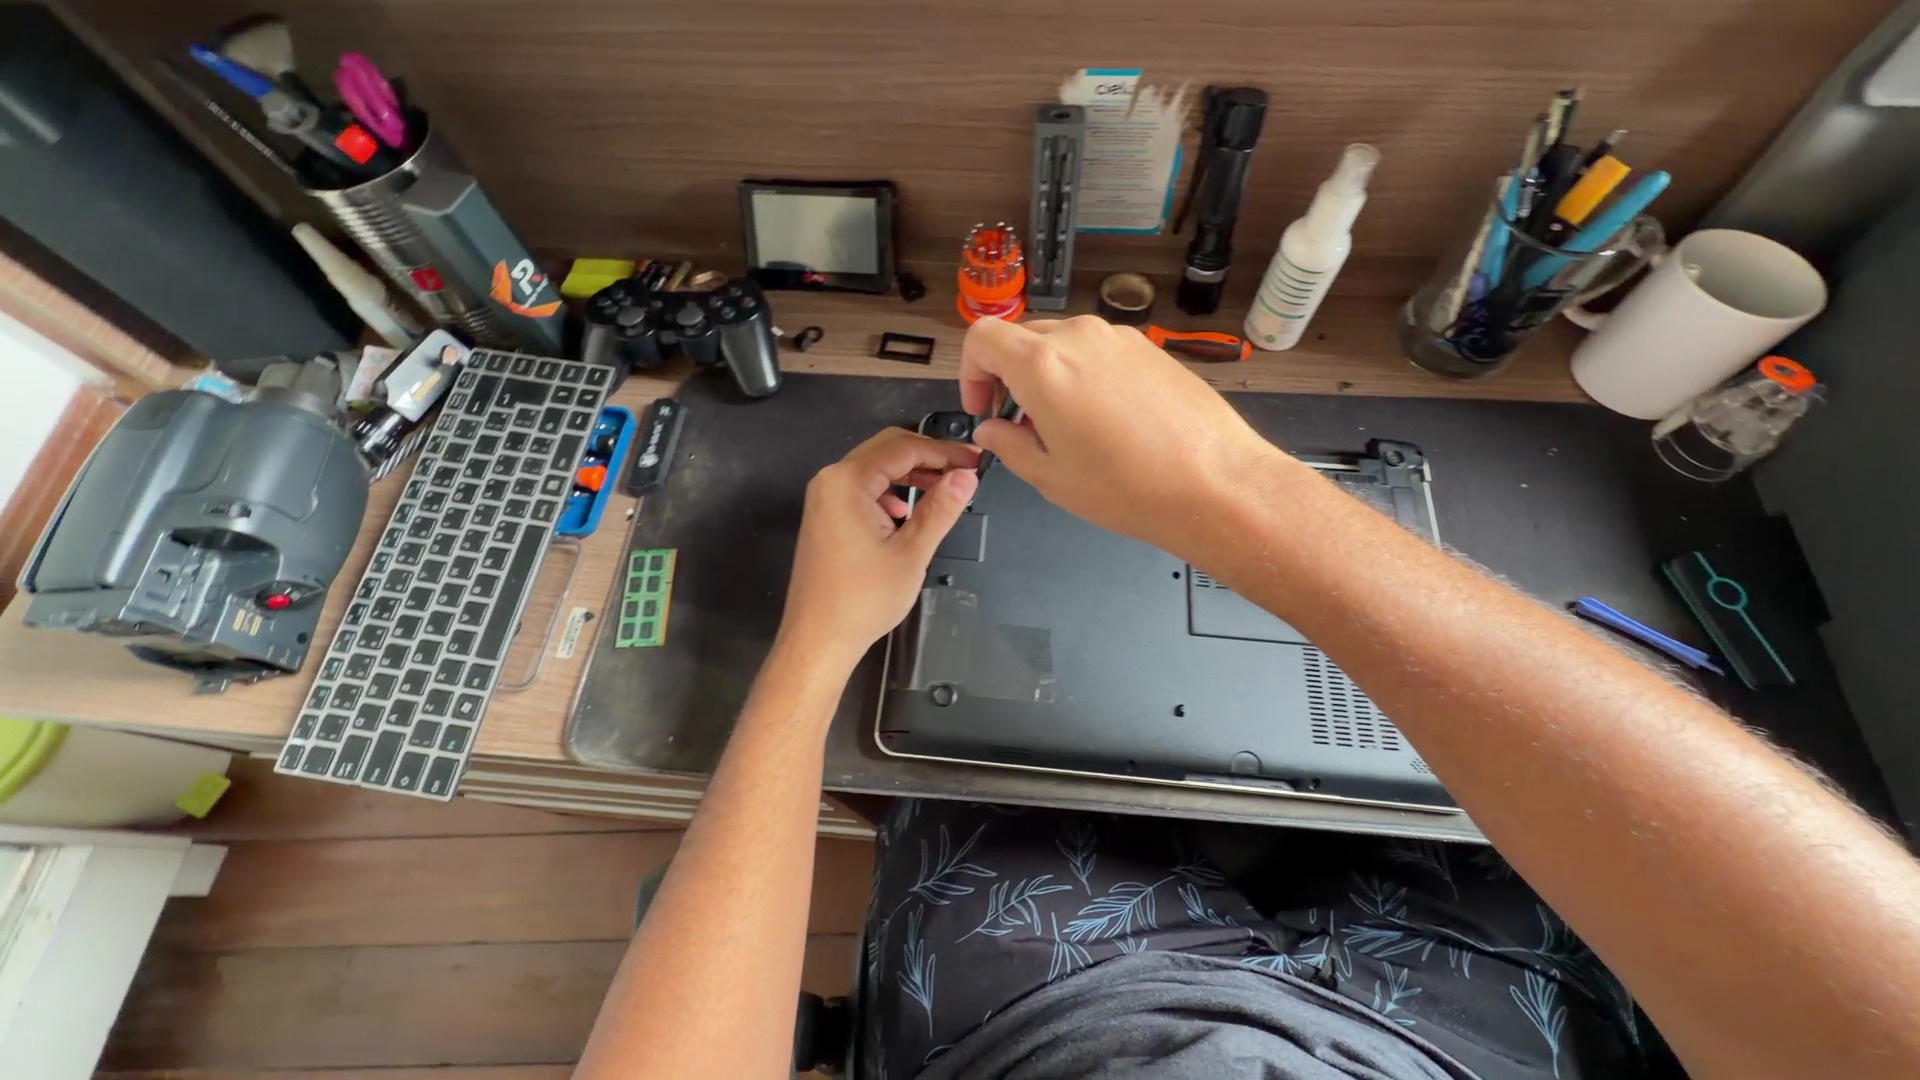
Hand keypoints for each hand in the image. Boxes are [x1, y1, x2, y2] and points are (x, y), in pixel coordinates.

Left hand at [779, 428, 979, 667]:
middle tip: (964, 471)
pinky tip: (907, 514)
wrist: (819, 639)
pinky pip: (862, 490)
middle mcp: (830, 480)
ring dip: (909, 474)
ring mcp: (824, 499)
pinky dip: (889, 492)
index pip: (903, 448)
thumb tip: (967, 476)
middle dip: (927, 457)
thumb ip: (940, 509)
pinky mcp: (825, 517)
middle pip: (886, 450)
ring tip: (943, 491)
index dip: (944, 451)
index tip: (975, 462)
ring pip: (874, 469)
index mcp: (848, 481)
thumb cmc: (864, 599)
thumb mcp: (911, 552)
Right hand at [959, 315, 1283, 555]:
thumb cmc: (1135, 487)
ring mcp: (1119, 340)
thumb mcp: (1050, 476)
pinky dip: (1084, 376)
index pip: (982, 338)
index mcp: (1044, 365)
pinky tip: (1102, 423)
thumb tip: (993, 432)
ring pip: (1061, 345)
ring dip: (1048, 377)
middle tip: (1018, 425)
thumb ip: (1008, 445)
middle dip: (1009, 379)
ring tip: (1064, 429)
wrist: (1214, 485)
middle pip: (1020, 339)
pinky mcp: (1147, 350)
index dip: (971, 373)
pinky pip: (1099, 353)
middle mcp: (1080, 339)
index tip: (983, 406)